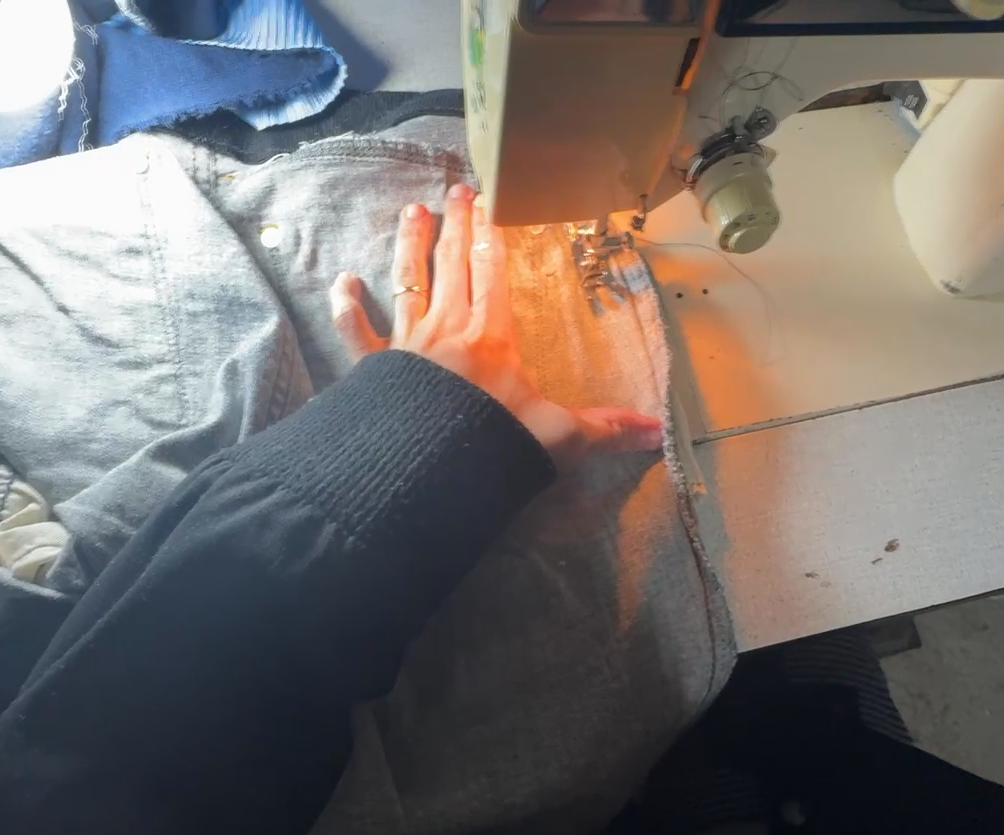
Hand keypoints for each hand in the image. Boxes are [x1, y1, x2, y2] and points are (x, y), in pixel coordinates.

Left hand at [329, 183, 663, 472]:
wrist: (432, 475)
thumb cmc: (498, 448)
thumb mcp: (562, 438)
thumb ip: (607, 430)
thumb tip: (658, 433)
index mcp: (492, 336)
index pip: (492, 272)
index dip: (491, 235)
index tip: (487, 201)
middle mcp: (448, 329)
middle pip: (452, 266)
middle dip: (456, 226)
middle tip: (455, 191)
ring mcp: (408, 345)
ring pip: (407, 282)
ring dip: (409, 246)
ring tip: (411, 211)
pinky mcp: (376, 369)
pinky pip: (357, 332)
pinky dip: (348, 307)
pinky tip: (344, 281)